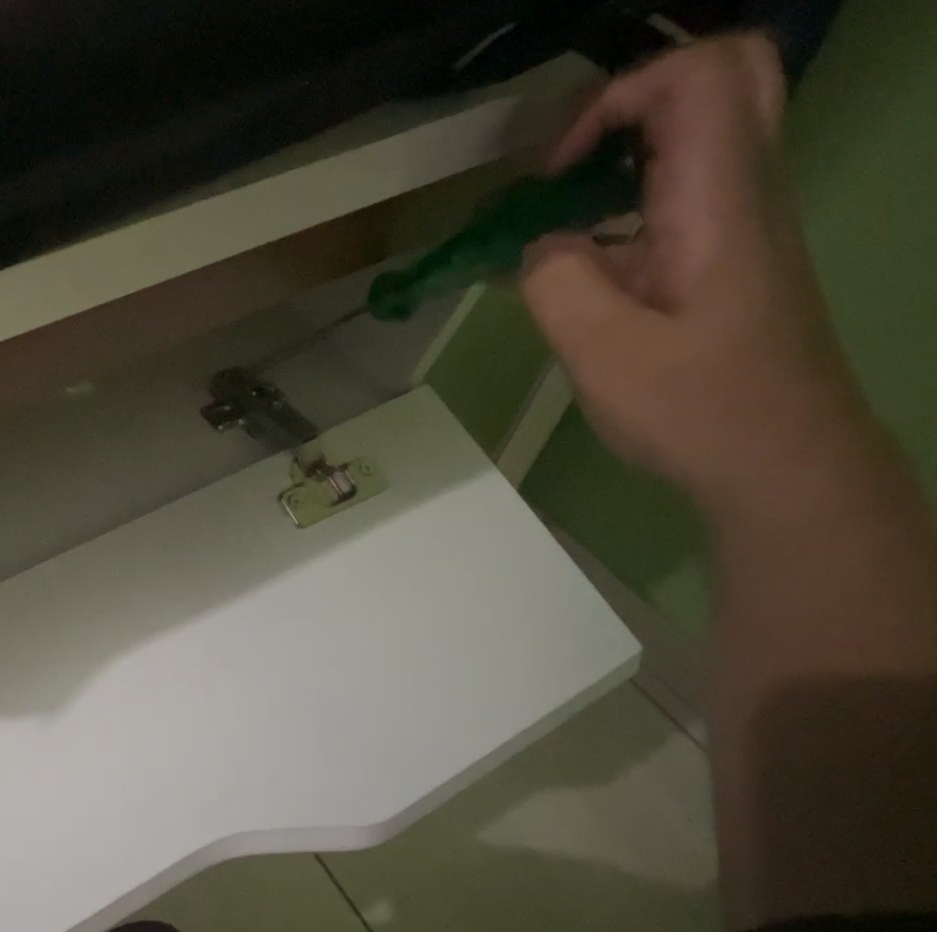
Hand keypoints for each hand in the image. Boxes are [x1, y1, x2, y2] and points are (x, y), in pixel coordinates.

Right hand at [520, 34, 874, 518]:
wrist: (782, 462)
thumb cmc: (697, 408)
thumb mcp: (601, 352)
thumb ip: (556, 281)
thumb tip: (542, 247)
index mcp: (720, 201)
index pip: (698, 74)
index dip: (613, 97)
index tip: (553, 172)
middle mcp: (743, 191)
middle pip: (718, 78)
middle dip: (624, 103)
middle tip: (563, 163)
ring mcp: (740, 221)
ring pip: (696, 132)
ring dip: (614, 155)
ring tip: (549, 215)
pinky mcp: (726, 254)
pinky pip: (678, 190)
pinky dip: (617, 202)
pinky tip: (572, 263)